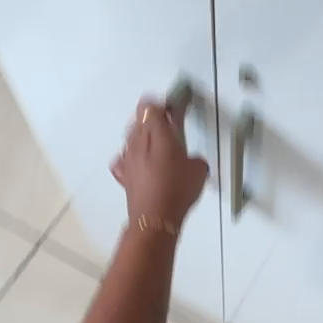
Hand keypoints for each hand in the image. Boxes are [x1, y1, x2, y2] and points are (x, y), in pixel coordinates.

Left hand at [112, 97, 209, 228]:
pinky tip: (140, 163)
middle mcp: (138, 141)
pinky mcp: (123, 174)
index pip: (153, 106)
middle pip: (139, 117)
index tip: (174, 108)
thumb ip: (194, 158)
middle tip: (168, 124)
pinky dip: (131, 156)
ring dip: (142, 134)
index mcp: (158, 133)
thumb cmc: (178, 189)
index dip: (164, 104)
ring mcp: (127, 157)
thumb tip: (191, 161)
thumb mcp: (199, 169)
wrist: (155, 217)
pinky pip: (123, 158)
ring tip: (157, 144)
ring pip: (130, 135)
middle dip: (153, 116)